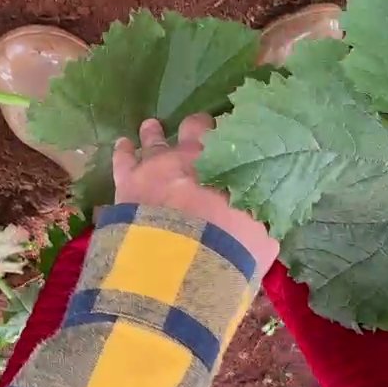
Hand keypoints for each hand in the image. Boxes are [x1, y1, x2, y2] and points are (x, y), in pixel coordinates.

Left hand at [113, 116, 277, 275]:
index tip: (233, 139)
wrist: (181, 262)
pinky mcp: (128, 181)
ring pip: (154, 139)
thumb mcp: (261, 239)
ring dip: (154, 133)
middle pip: (194, 129)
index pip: (231, 140)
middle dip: (197, 126)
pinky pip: (123, 159)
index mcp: (225, 163)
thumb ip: (260, 224)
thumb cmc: (229, 248)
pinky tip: (123, 144)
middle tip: (199, 124)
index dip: (231, 139)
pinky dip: (124, 151)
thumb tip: (264, 223)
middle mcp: (191, 156)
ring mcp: (156, 165)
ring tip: (152, 126)